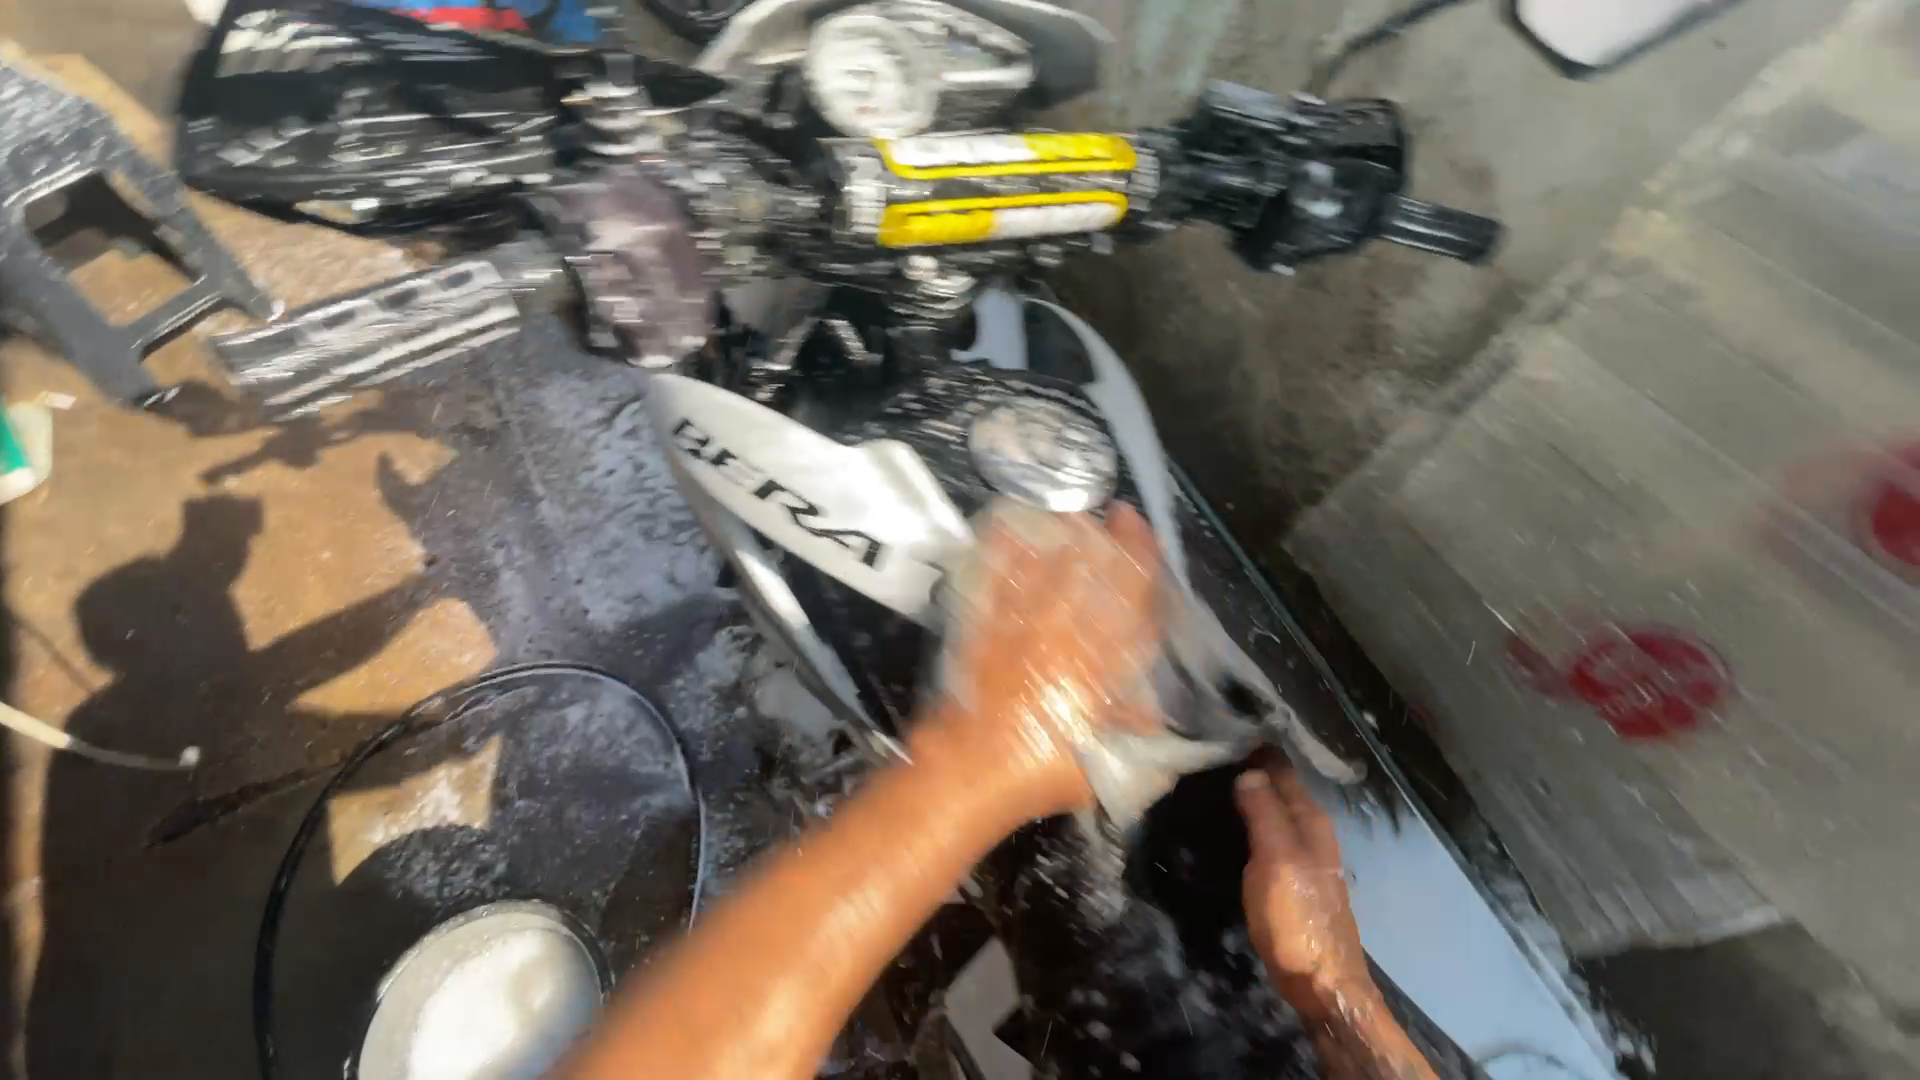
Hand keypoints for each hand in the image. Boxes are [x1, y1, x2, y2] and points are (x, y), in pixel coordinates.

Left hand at [920, 502, 1164, 820]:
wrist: (973, 769)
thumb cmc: (1045, 770)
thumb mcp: (1112, 763)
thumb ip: (1134, 728)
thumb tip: (1149, 711)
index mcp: (1102, 666)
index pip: (1131, 599)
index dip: (1140, 560)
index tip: (1141, 530)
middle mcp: (1063, 637)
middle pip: (1089, 575)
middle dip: (1105, 539)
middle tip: (1112, 513)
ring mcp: (1021, 629)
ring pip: (1046, 571)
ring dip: (1061, 540)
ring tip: (1073, 515)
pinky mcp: (985, 631)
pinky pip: (996, 583)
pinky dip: (1002, 555)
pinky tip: (1007, 531)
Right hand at [1235, 756, 1374, 1018]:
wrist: (1320, 983)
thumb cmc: (1296, 917)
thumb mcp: (1276, 860)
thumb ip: (1264, 813)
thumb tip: (1248, 768)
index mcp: (1310, 820)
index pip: (1282, 769)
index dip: (1257, 747)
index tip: (1223, 724)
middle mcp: (1311, 830)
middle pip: (1279, 786)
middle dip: (1252, 764)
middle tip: (1210, 744)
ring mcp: (1303, 854)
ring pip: (1274, 807)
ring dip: (1251, 790)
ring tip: (1215, 774)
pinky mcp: (1290, 874)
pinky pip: (1268, 829)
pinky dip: (1251, 815)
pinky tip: (1231, 817)